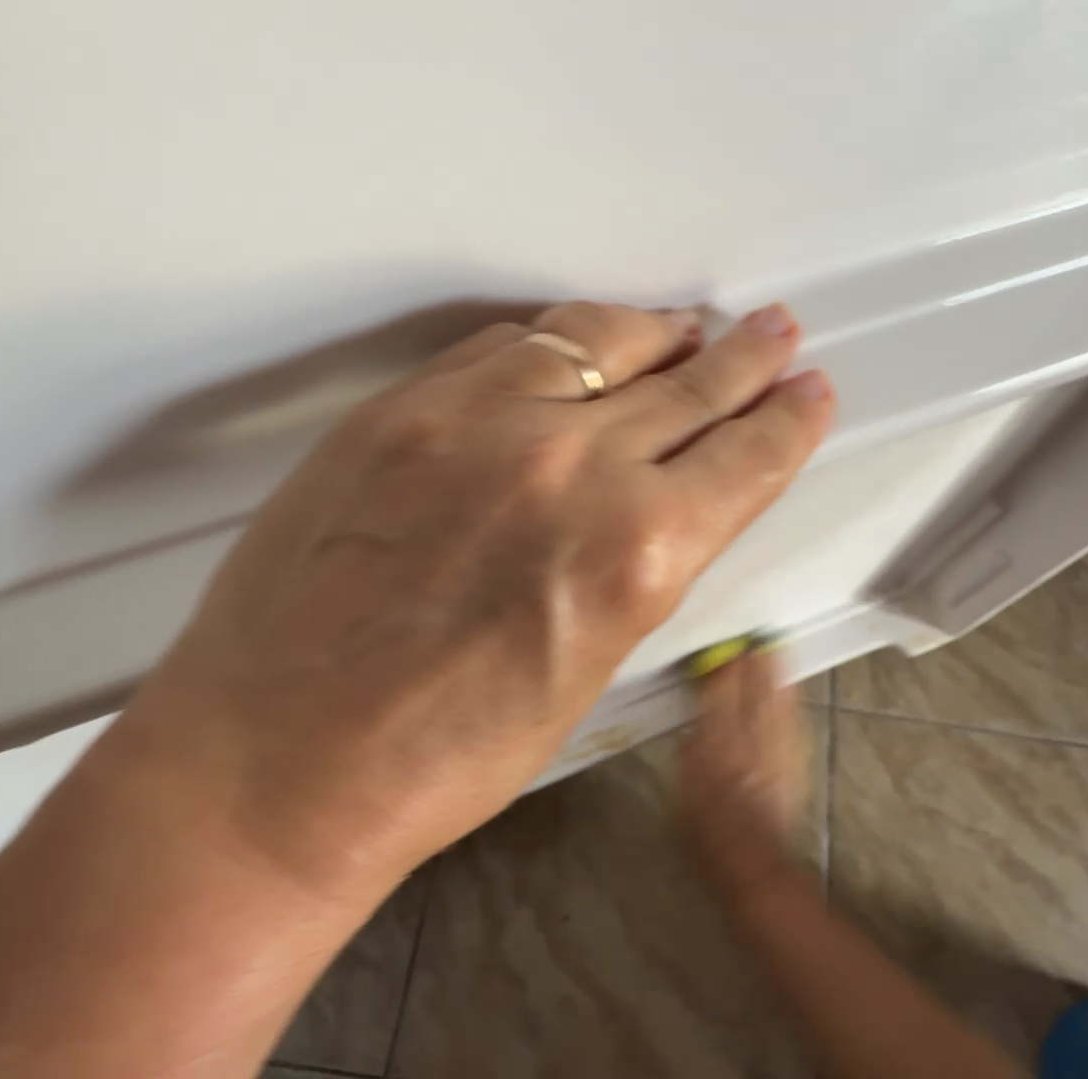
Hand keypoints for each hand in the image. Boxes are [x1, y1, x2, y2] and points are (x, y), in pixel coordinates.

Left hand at [114, 300, 833, 899]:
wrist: (282, 760)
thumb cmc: (438, 757)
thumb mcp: (585, 669)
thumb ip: (634, 568)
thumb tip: (662, 507)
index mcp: (636, 556)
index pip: (742, 461)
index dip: (785, 424)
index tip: (805, 396)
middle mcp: (571, 471)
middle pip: (687, 390)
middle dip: (743, 362)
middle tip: (773, 335)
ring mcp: (481, 425)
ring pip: (602, 344)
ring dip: (661, 334)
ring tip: (691, 327)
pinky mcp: (405, 410)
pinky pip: (510, 346)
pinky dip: (563, 339)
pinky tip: (583, 341)